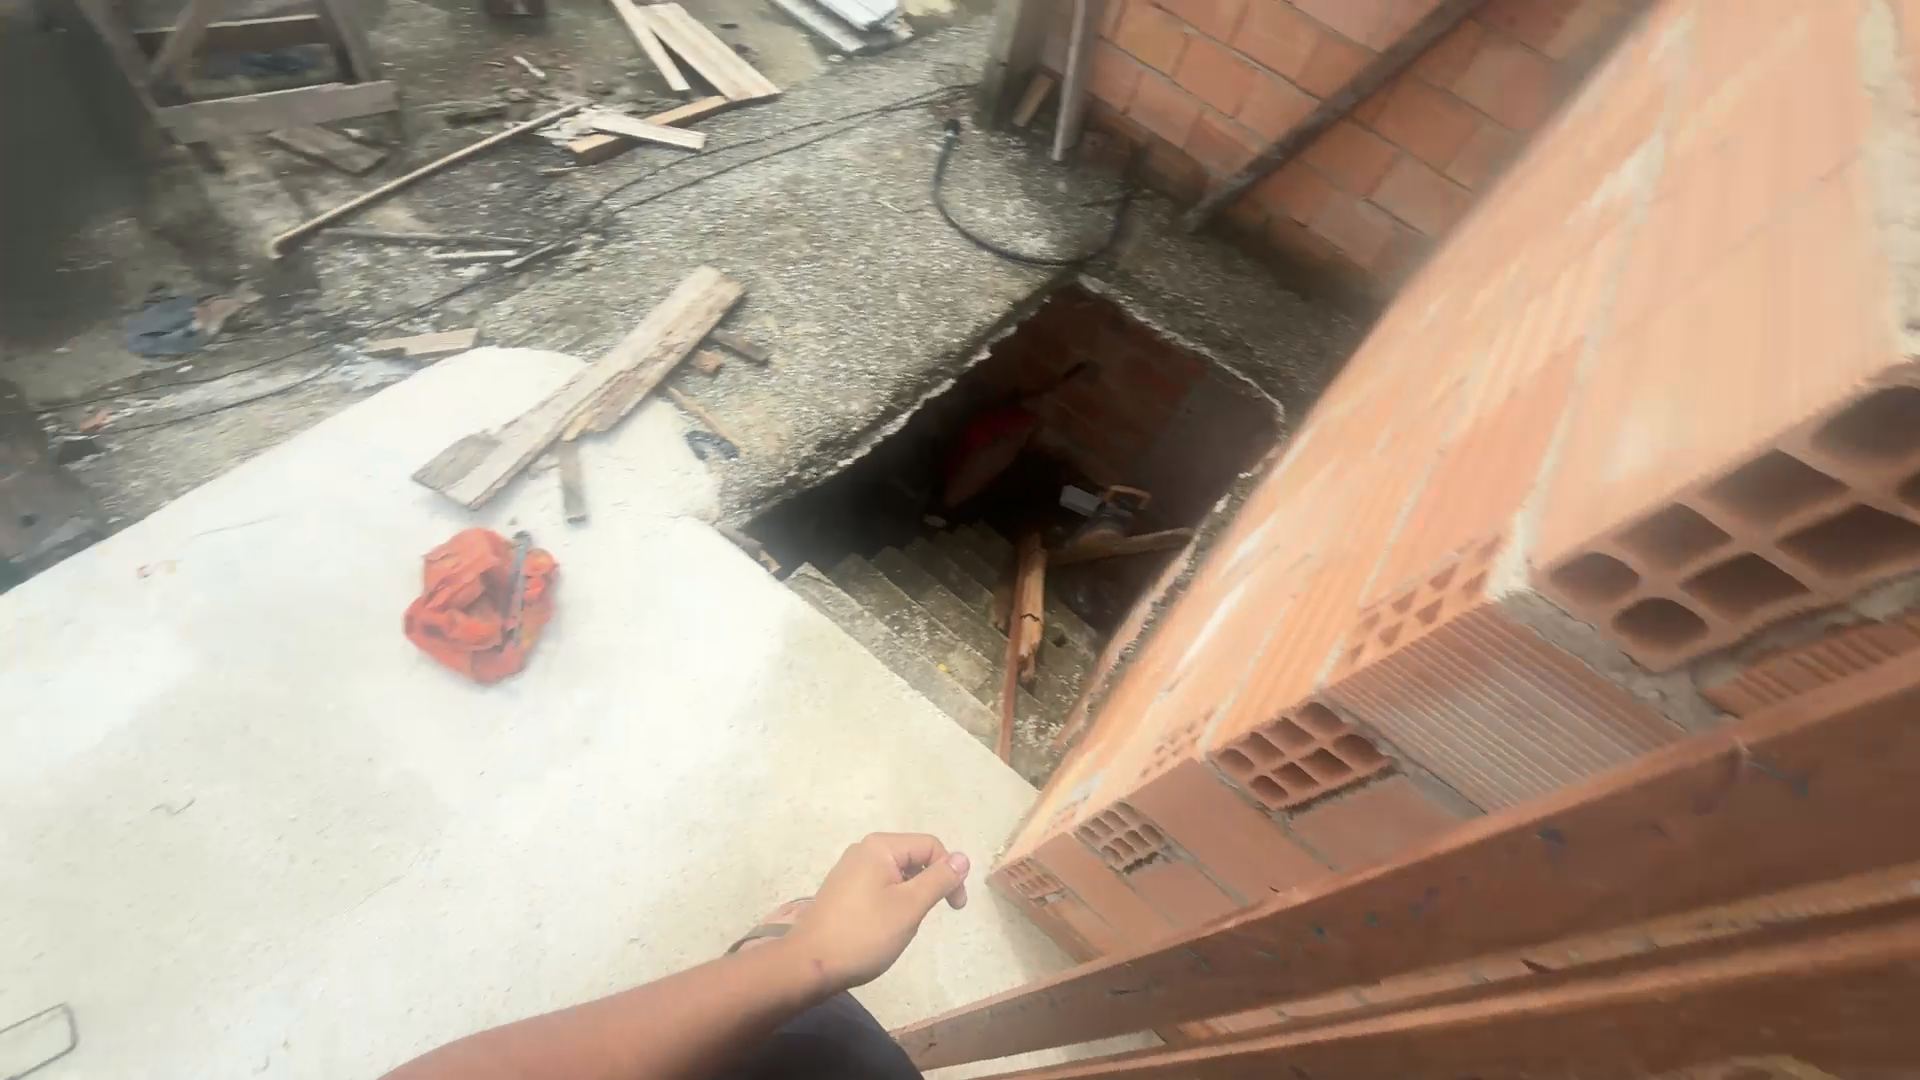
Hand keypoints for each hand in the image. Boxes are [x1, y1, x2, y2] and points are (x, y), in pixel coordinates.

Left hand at [783, 833, 969, 991]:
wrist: (807, 965)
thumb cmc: (863, 934)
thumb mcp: (909, 907)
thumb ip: (938, 879)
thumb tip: (963, 857)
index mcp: (880, 846)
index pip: (930, 846)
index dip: (949, 872)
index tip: (955, 908)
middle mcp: (864, 849)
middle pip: (913, 857)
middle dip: (928, 885)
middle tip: (926, 919)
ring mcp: (850, 869)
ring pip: (897, 874)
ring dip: (910, 896)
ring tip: (901, 927)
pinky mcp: (843, 888)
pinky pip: (880, 885)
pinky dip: (892, 901)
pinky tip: (883, 928)